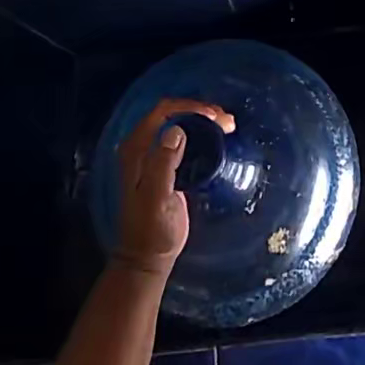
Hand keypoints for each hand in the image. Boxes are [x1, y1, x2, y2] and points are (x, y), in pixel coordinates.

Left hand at [112, 98, 235, 275]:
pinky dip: (202, 133)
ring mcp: (154, 155)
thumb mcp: (156, 198)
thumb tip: (176, 130)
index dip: (189, 107)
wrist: (148, 257)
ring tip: (228, 125)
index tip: (215, 116)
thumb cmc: (151, 231)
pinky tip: (219, 137)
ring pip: (180, 124)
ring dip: (204, 120)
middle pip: (172, 113)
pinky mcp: (167, 165)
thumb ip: (162, 164)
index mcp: (136, 150)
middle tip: (227, 121)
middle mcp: (142, 147)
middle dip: (200, 111)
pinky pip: (184, 138)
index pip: (161, 112)